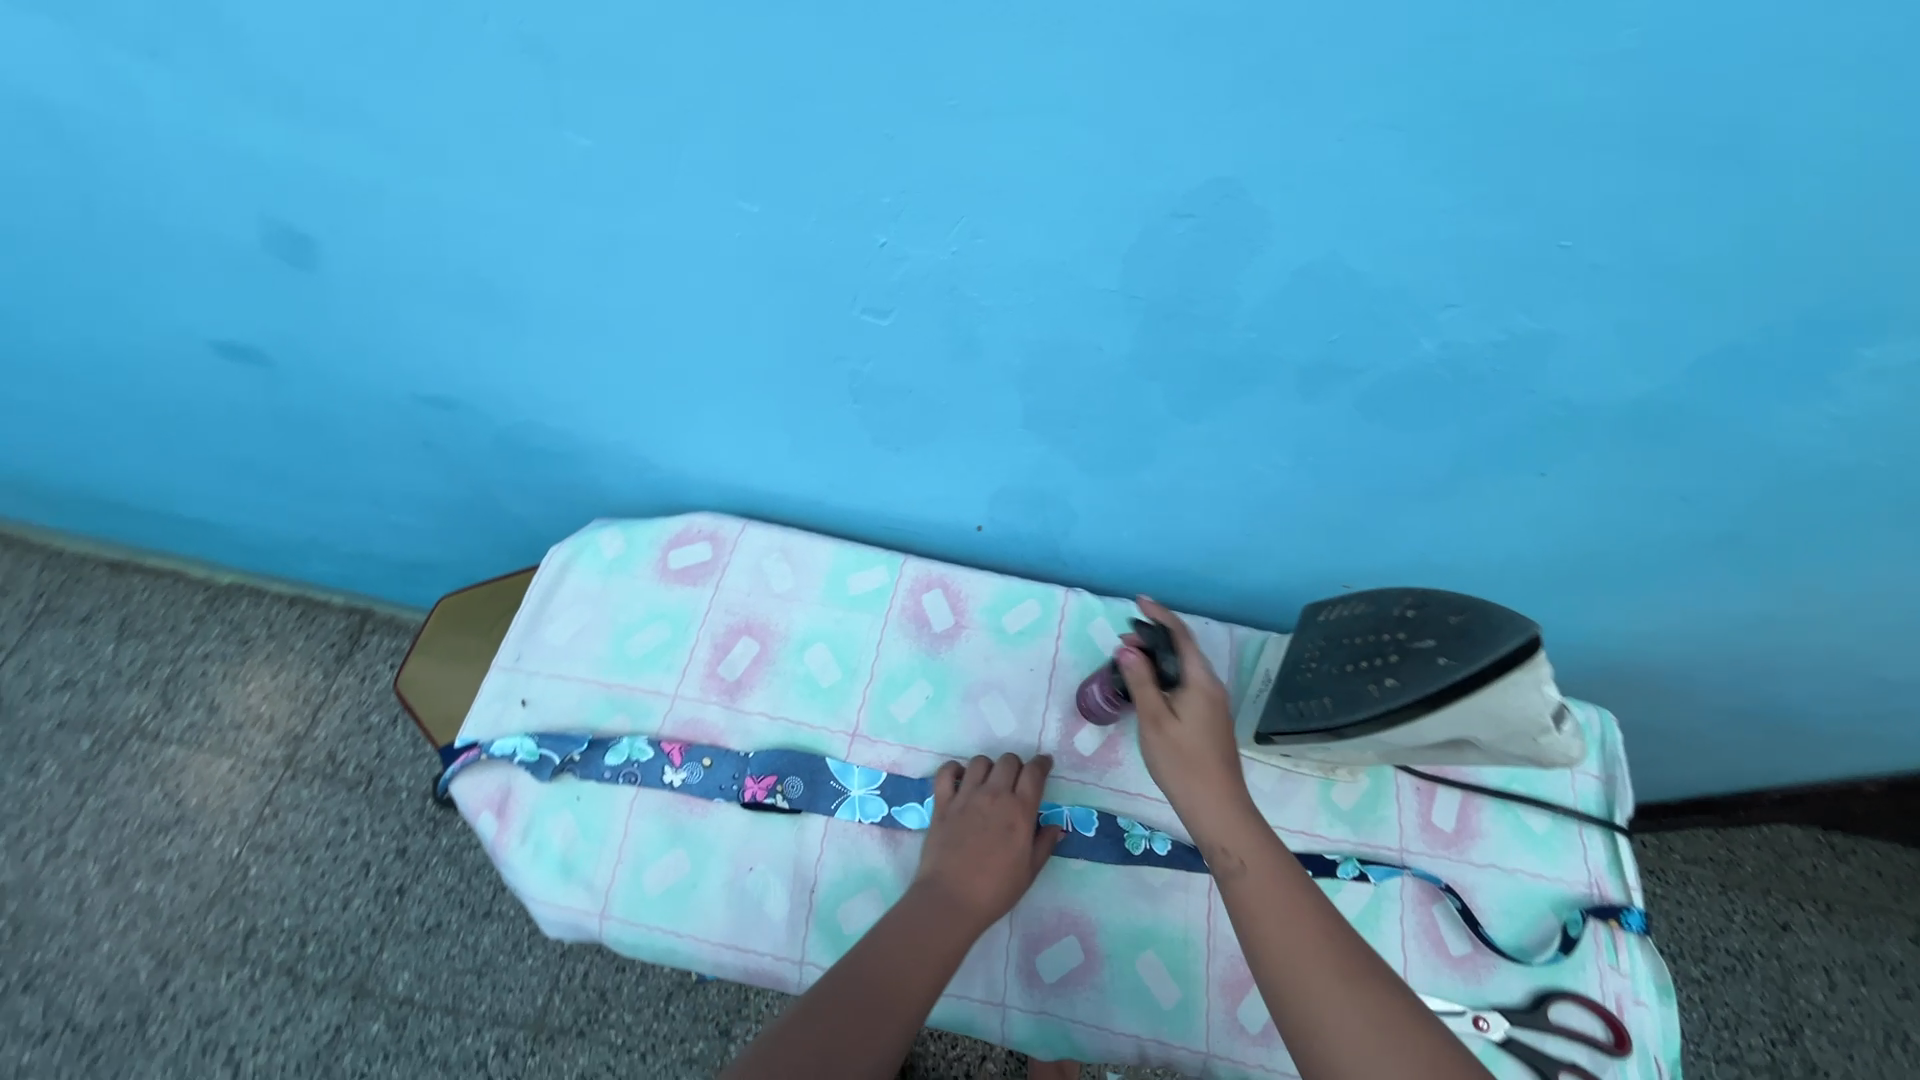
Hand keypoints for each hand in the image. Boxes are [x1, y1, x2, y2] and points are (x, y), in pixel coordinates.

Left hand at [912, 754, 1061, 933]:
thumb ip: (1044, 844)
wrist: (951, 899)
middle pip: (1008, 761)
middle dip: (1017, 765)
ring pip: (979, 762)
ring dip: (989, 767)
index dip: (1042, 764)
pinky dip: (954, 770)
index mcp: (1019, 810)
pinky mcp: (942, 803)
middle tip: (1016, 781)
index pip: (1034, 772)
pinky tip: (959, 780)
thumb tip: (1055, 825)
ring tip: (988, 782)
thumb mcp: (1030, 871)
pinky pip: (946, 772)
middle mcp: (994, 795)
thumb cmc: (996, 890)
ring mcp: (965, 796)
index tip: (1044, 764)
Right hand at [1117, 596, 1254, 833]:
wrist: (1217, 806)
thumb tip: (1128, 649)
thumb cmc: (1182, 762)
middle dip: (1154, 638)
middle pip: (1183, 650)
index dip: (1159, 615)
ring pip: (1184, 668)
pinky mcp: (1210, 718)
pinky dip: (1165, 676)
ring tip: (1130, 660)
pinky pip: (1186, 684)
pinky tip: (1148, 688)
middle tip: (1123, 640)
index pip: (1180, 635)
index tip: (1138, 602)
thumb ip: (1141, 681)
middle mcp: (1211, 685)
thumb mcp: (1153, 719)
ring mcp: (1213, 703)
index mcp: (1200, 680)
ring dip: (1158, 659)